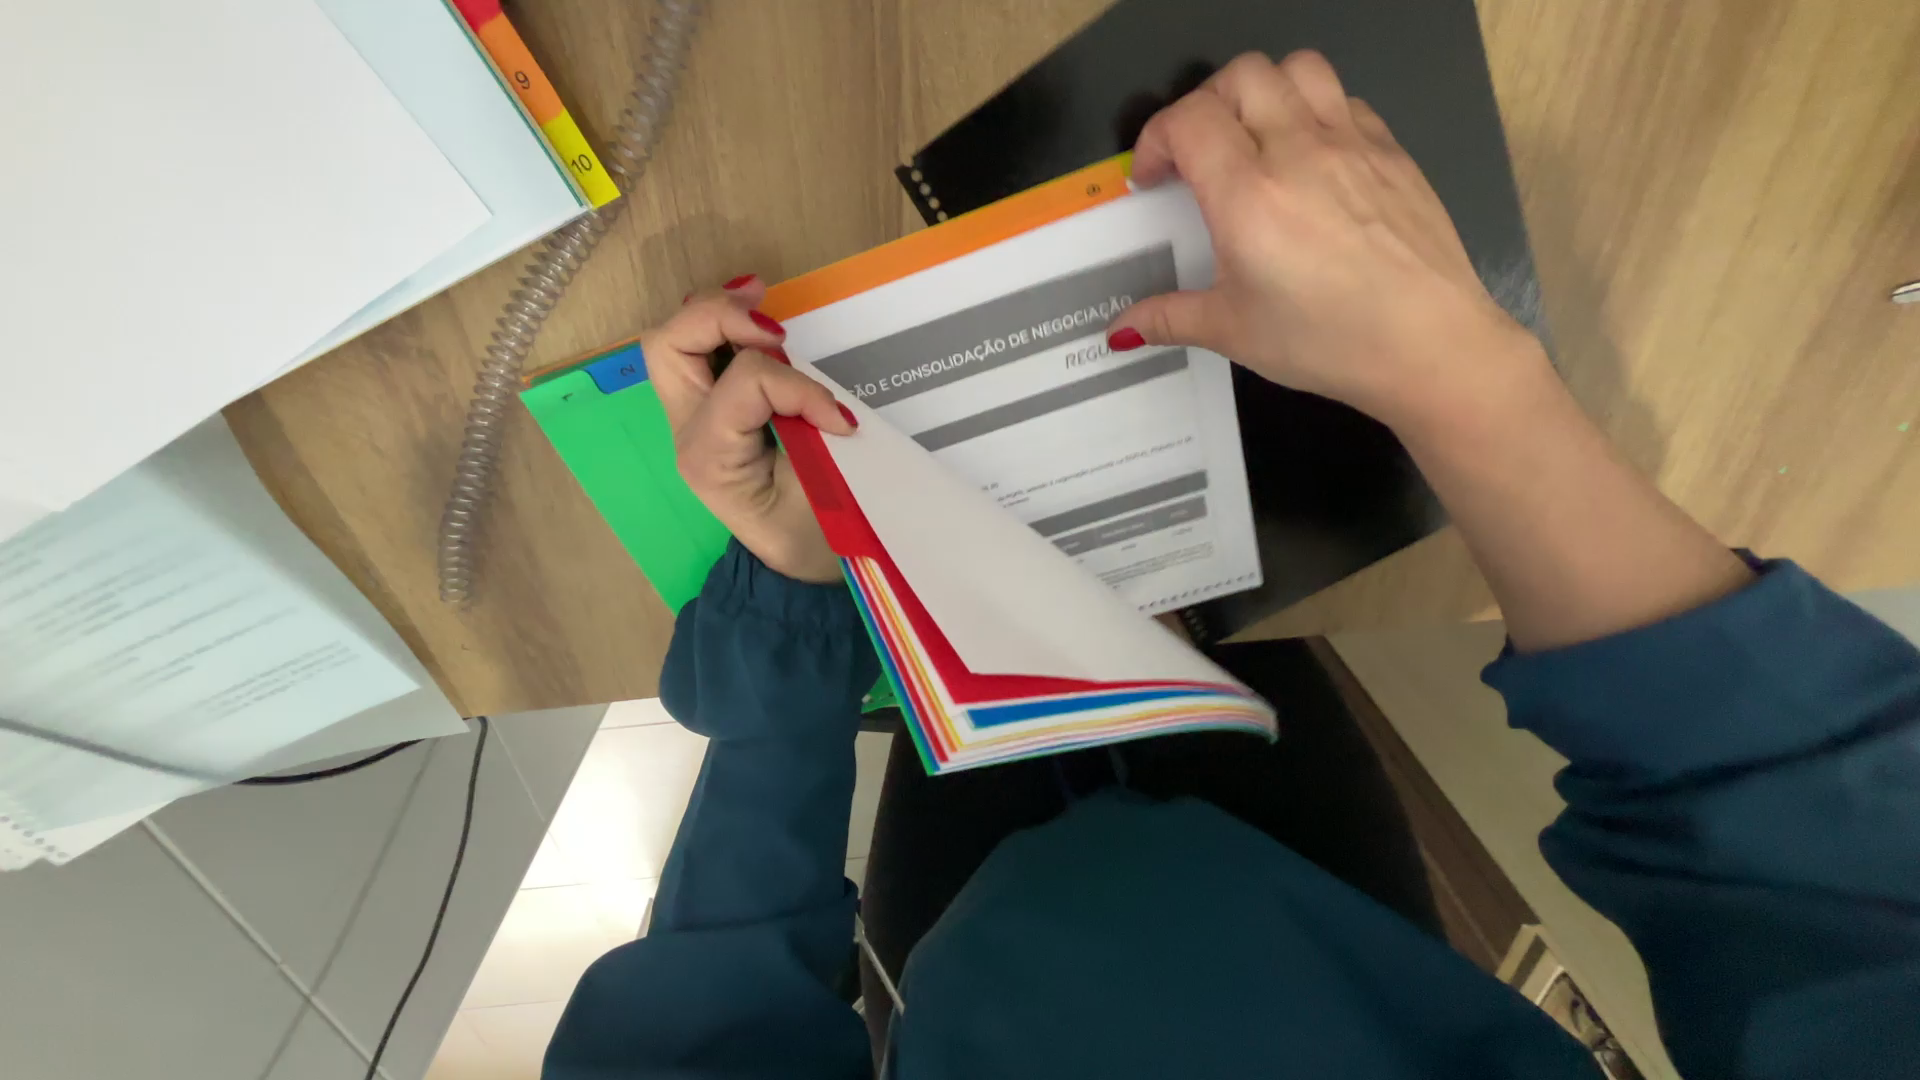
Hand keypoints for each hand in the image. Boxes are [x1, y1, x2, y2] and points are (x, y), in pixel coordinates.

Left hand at [645, 279, 855, 583]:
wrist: (795, 573)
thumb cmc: (813, 541)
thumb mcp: (823, 494)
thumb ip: (822, 437)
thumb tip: (831, 401)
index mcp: (711, 457)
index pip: (747, 382)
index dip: (800, 387)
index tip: (840, 421)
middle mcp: (689, 432)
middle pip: (670, 345)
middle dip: (720, 316)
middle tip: (774, 324)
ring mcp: (693, 421)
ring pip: (676, 341)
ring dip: (718, 315)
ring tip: (763, 302)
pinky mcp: (710, 415)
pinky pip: (701, 357)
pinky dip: (727, 331)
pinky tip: (762, 327)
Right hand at [1107, 51, 1543, 427]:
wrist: (1428, 344)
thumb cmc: (1322, 341)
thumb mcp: (1232, 332)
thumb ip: (1168, 318)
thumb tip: (1120, 331)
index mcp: (1248, 196)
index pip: (1189, 121)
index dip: (1156, 140)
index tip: (1151, 180)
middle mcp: (1298, 151)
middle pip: (1239, 76)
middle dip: (1201, 107)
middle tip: (1194, 157)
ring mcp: (1352, 143)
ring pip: (1297, 69)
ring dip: (1260, 93)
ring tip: (1250, 142)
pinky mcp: (1392, 151)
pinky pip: (1344, 100)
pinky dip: (1311, 111)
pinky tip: (1307, 161)